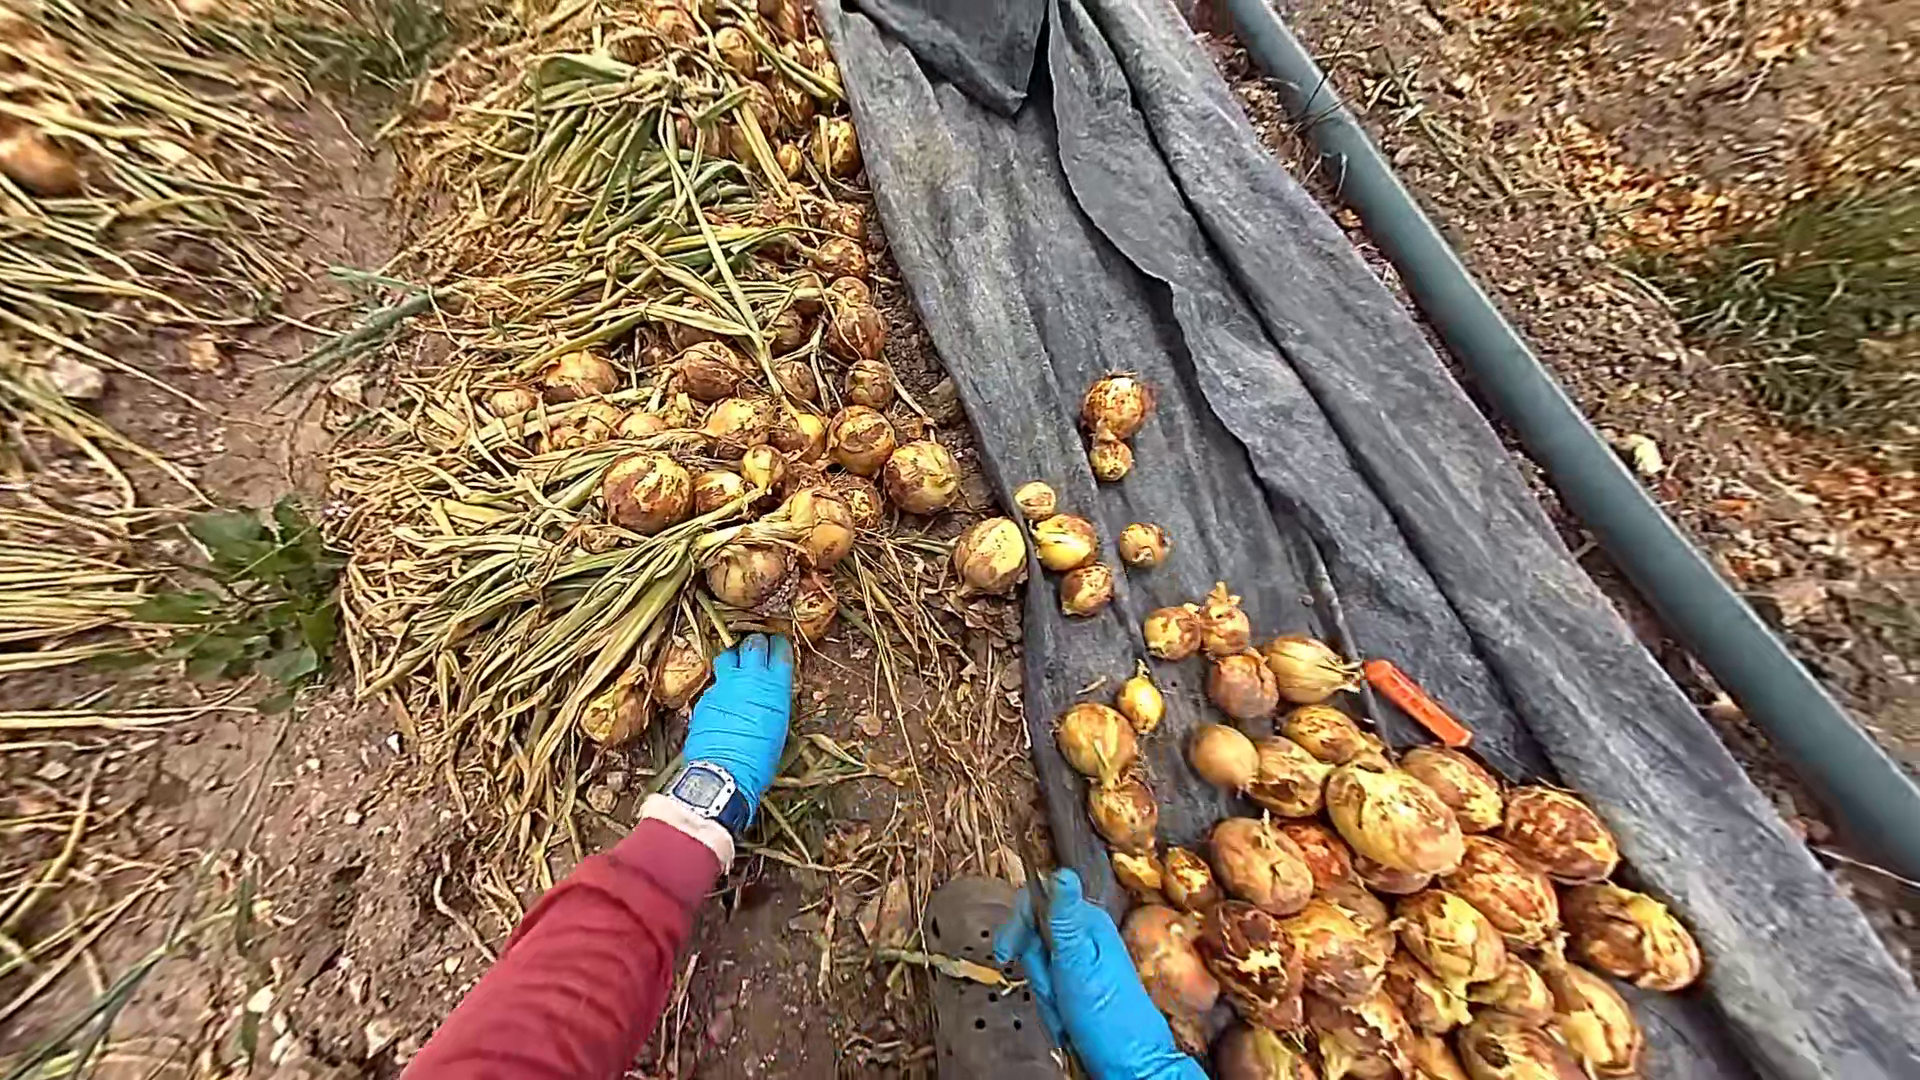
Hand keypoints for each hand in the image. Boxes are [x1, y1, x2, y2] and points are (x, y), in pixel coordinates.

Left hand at [682, 633, 792, 818]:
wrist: (723, 774)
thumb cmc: (760, 758)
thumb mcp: (779, 724)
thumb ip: (774, 699)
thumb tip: (770, 692)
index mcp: (774, 685)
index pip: (780, 649)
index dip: (780, 644)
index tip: (779, 644)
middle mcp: (749, 678)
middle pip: (753, 643)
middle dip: (757, 643)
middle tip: (758, 648)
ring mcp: (724, 686)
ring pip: (728, 656)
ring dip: (734, 657)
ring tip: (737, 666)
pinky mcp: (705, 698)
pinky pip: (714, 684)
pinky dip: (720, 687)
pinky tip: (723, 701)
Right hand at [993, 870, 1205, 1079]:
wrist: (1133, 1069)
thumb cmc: (1108, 1017)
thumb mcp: (1078, 962)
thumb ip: (1064, 915)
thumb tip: (1061, 871)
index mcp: (1087, 919)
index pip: (1038, 898)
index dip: (1017, 923)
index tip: (1006, 953)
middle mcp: (1085, 933)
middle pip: (1035, 933)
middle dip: (1036, 969)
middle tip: (1053, 993)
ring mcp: (1082, 960)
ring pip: (1040, 963)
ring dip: (1044, 993)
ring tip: (1063, 1014)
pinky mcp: (1079, 985)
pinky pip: (1050, 986)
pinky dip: (1051, 1007)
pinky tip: (1065, 1022)